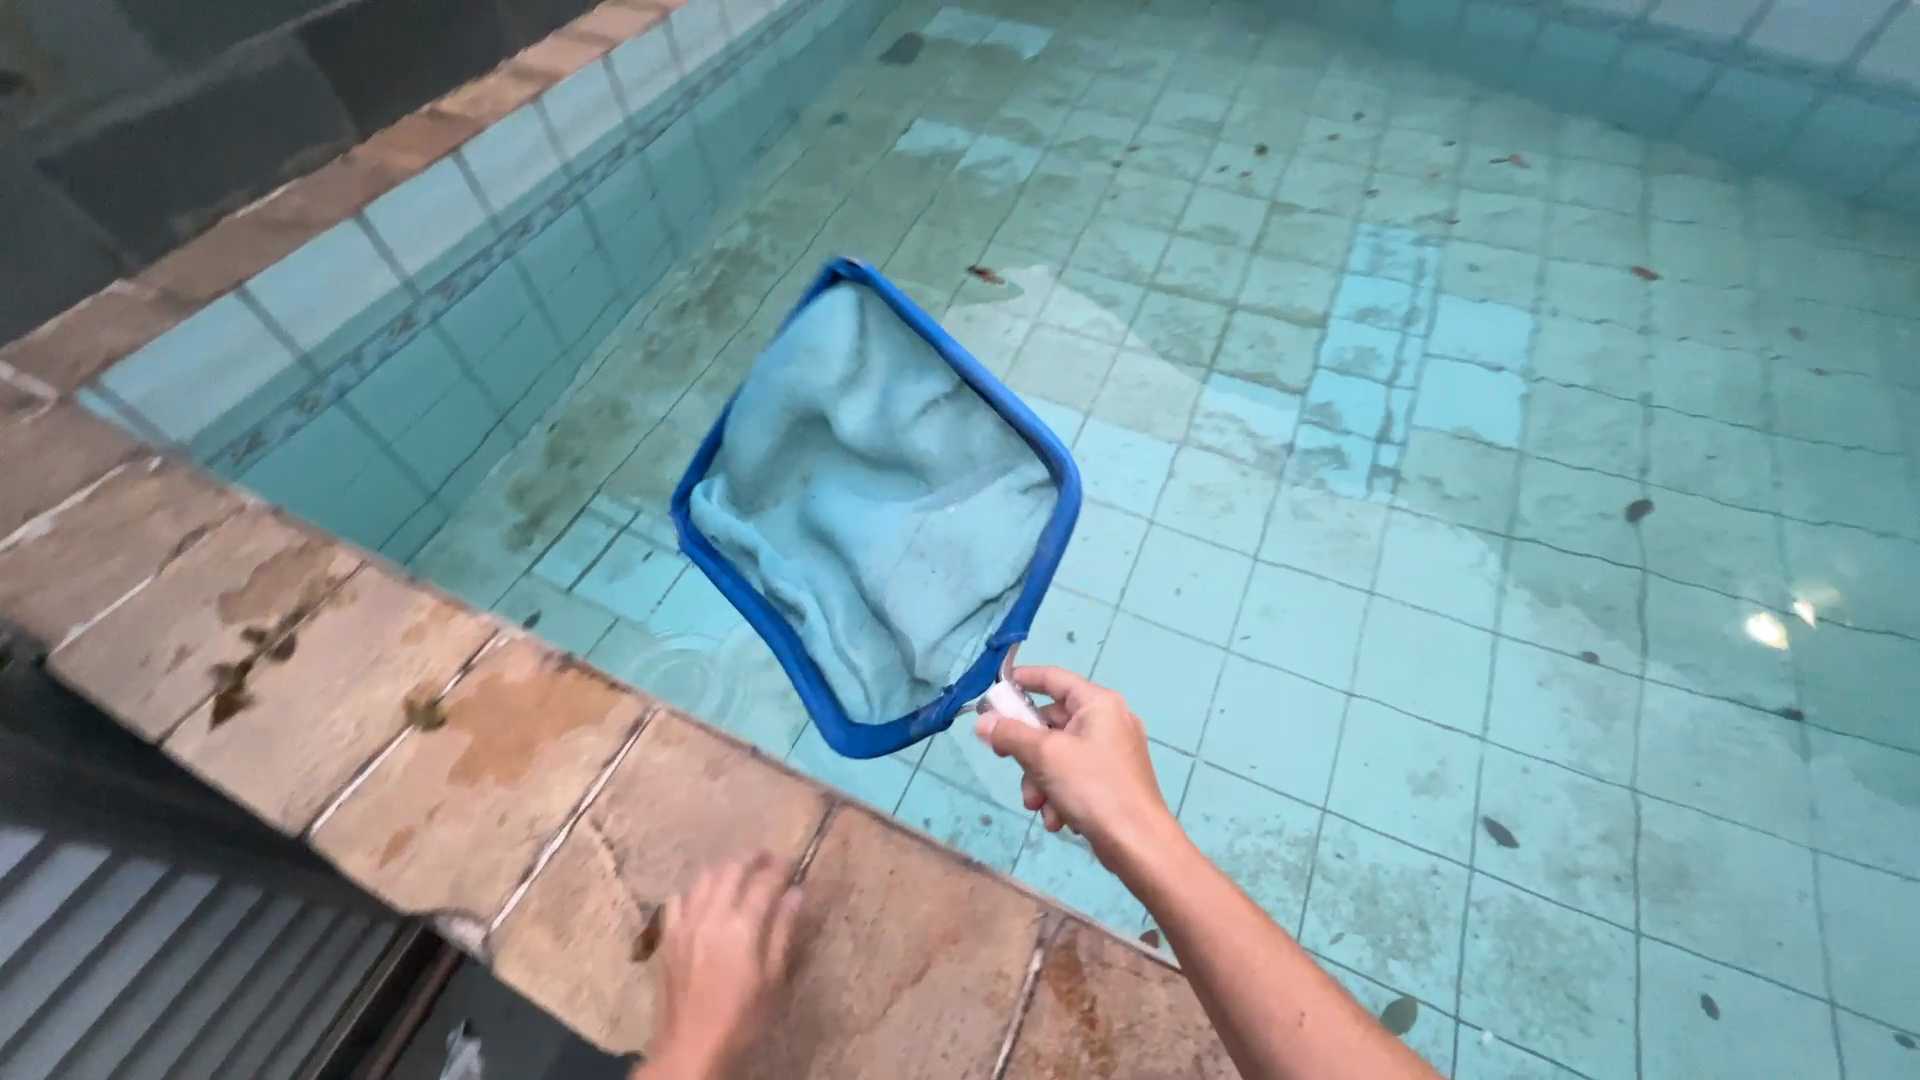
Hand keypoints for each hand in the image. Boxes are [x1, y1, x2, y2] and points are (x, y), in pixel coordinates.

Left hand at [639, 854, 802, 1079]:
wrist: (689, 1048)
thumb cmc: (741, 1017)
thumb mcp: (773, 978)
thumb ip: (783, 930)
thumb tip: (796, 893)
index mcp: (742, 926)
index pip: (764, 881)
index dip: (780, 868)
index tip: (791, 865)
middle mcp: (712, 916)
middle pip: (732, 869)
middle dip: (752, 859)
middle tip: (767, 860)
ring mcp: (686, 924)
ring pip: (704, 878)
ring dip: (724, 869)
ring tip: (738, 874)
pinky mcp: (668, 938)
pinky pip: (677, 900)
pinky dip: (693, 891)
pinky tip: (703, 899)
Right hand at [974, 665, 1178, 870]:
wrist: (1139, 844)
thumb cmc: (1093, 787)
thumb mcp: (1045, 756)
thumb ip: (1010, 734)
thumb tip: (983, 722)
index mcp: (1098, 703)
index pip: (1054, 677)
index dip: (1024, 679)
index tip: (996, 688)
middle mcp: (1108, 720)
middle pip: (1052, 721)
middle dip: (1027, 750)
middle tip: (1004, 758)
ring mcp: (1112, 751)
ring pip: (1058, 754)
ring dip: (1040, 779)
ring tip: (1037, 805)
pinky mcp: (1113, 779)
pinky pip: (1074, 775)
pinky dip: (1060, 793)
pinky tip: (1057, 818)